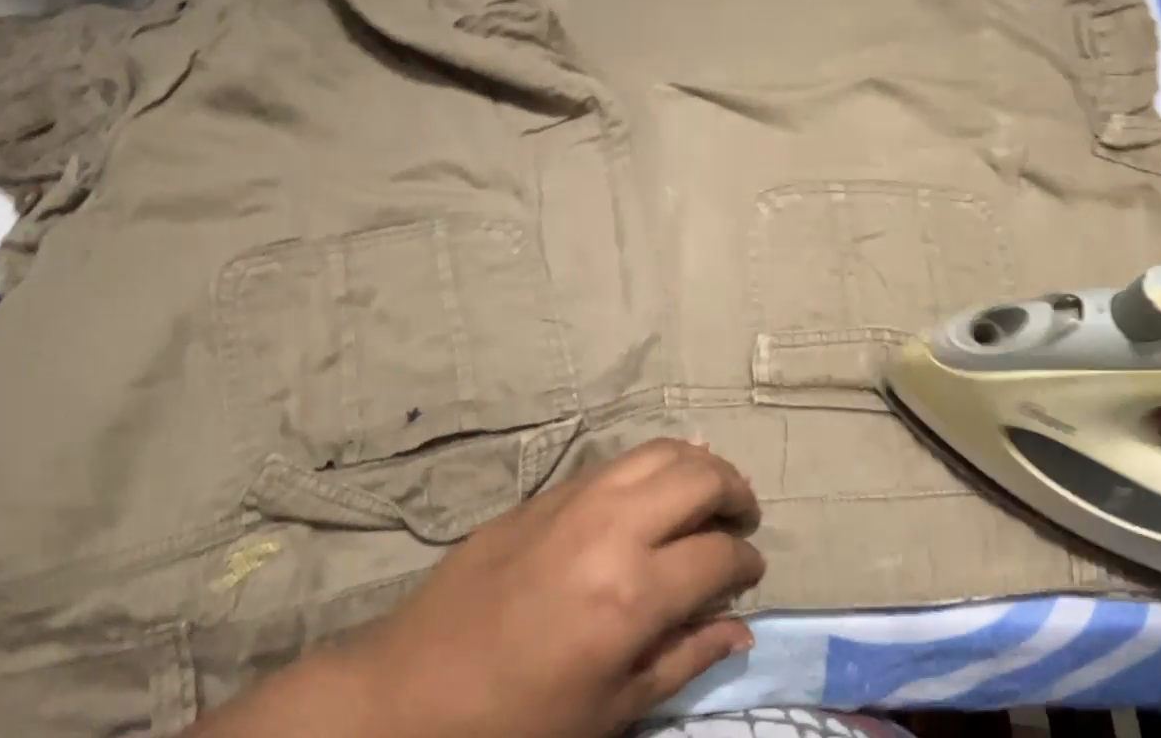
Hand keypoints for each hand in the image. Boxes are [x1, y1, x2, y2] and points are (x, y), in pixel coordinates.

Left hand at [190, 439, 763, 737]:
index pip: (720, 554)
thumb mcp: (610, 709)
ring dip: (697, 466)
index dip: (747, 562)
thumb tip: (740, 629)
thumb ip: (684, 659)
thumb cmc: (518, 718)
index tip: (749, 573)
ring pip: (659, 450)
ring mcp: (574, 500)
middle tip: (742, 520)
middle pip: (701, 477)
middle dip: (737, 493)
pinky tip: (653, 488)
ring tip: (707, 493)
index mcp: (633, 593)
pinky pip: (614, 461)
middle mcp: (612, 528)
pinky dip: (651, 465)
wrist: (410, 691)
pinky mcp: (543, 494)